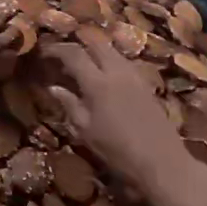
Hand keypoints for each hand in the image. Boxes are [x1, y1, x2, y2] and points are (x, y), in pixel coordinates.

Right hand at [44, 38, 190, 191]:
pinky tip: (104, 77)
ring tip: (82, 64)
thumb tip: (53, 87)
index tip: (44, 52)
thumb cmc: (118, 150)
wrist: (162, 162)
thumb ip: (69, 104)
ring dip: (95, 51)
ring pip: (112, 50)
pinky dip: (110, 61)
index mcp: (98, 83)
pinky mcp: (146, 84)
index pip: (73, 54)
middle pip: (97, 43)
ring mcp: (135, 76)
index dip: (57, 49)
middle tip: (64, 54)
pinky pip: (124, 62)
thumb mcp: (85, 130)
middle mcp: (117, 72)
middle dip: (78, 43)